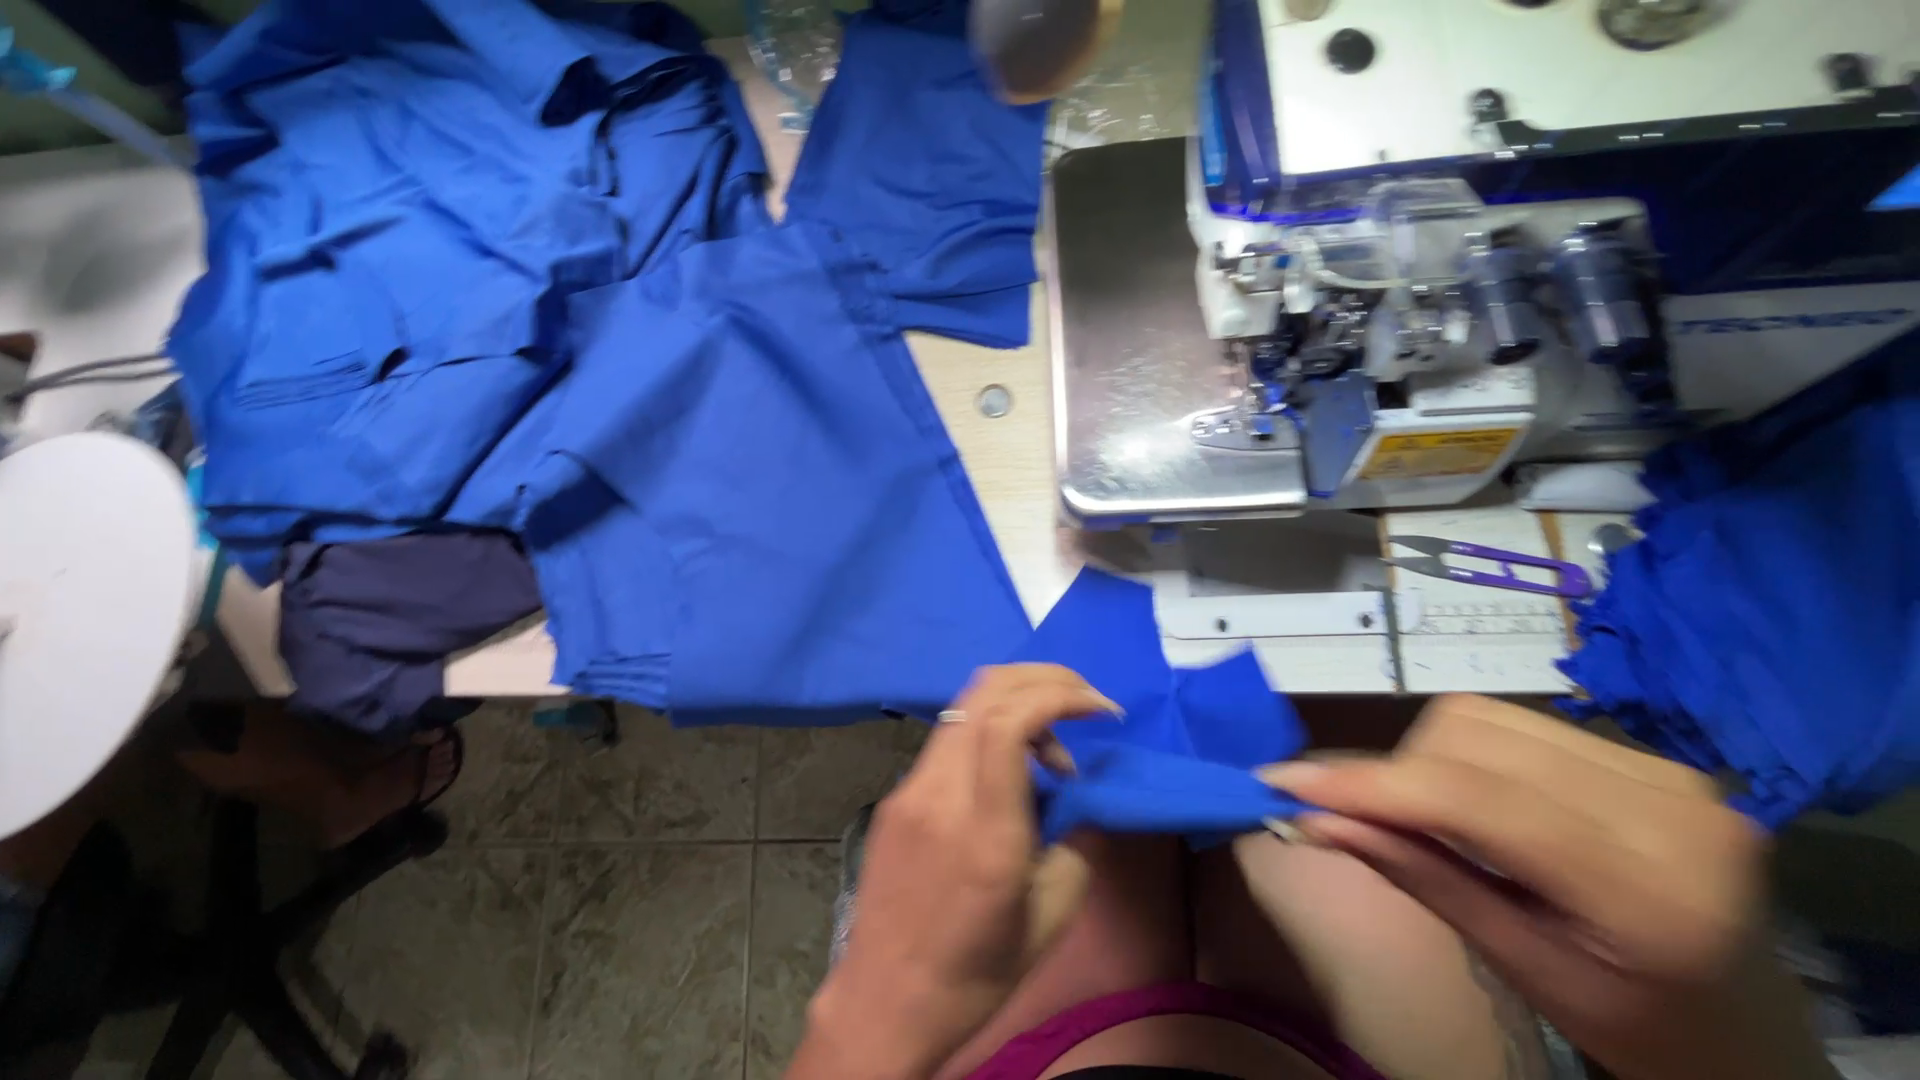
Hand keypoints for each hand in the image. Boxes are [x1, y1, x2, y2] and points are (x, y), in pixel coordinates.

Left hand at [788, 665, 1119, 1079]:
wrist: (884, 1001)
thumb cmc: (976, 974)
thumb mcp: (1051, 916)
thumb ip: (1076, 840)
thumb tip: (1082, 793)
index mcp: (984, 832)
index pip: (1006, 722)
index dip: (1058, 695)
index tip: (1101, 708)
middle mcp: (938, 796)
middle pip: (982, 692)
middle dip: (1044, 679)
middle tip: (1086, 702)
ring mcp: (908, 791)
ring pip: (964, 709)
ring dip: (1019, 705)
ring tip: (1054, 756)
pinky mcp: (895, 798)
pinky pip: (949, 741)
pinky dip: (991, 733)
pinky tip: (1012, 774)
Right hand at [1266, 695, 1831, 1079]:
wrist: (1746, 1027)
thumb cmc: (1630, 1023)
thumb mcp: (1520, 967)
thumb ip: (1420, 878)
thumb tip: (1316, 820)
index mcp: (1644, 889)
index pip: (1473, 800)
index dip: (1370, 784)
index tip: (1284, 782)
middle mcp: (1666, 807)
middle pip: (1469, 736)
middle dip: (1395, 773)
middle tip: (1361, 818)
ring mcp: (1666, 770)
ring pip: (1483, 716)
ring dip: (1426, 757)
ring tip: (1424, 813)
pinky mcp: (1650, 755)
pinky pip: (1515, 723)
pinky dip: (1465, 753)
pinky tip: (1473, 799)